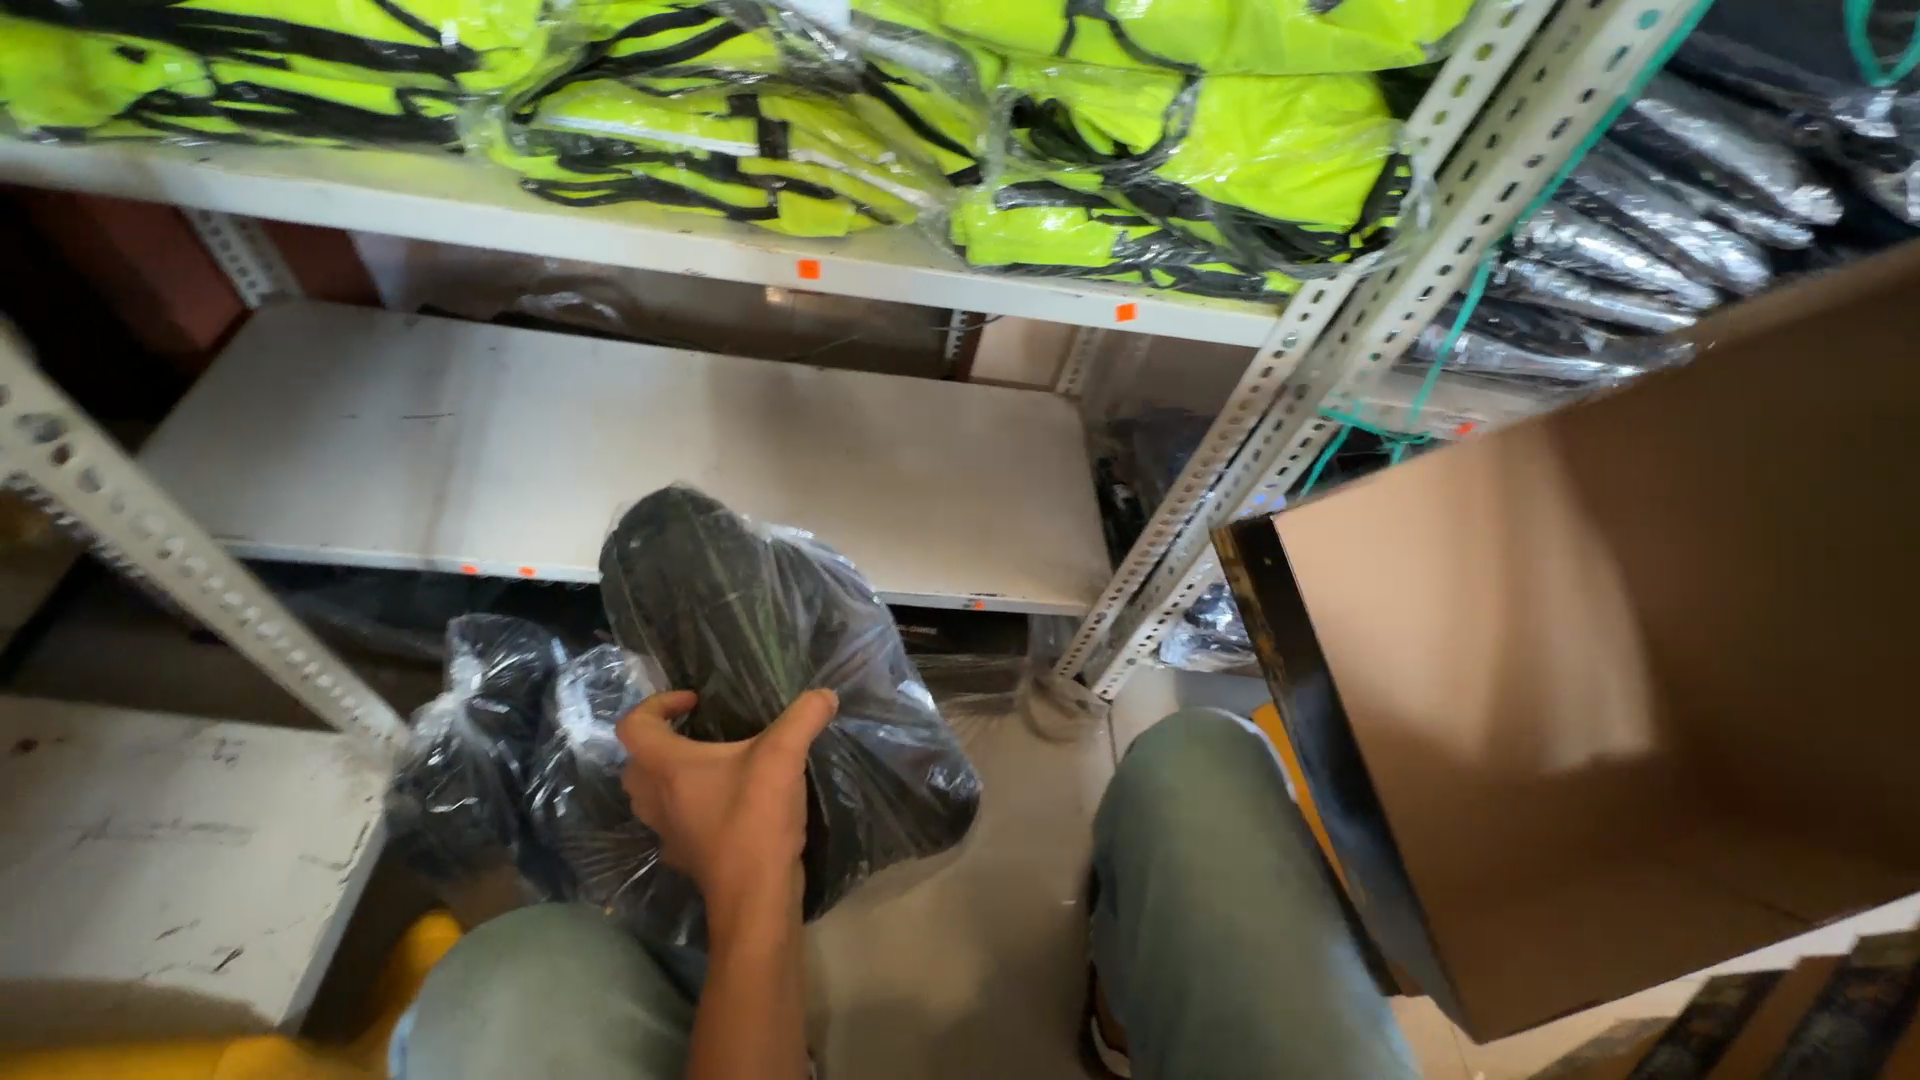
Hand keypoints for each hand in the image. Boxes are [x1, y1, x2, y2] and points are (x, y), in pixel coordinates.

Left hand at [617, 688, 838, 925]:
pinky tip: (723, 804)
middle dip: (661, 741)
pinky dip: (687, 807)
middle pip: (635, 761)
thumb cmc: (756, 818)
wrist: (754, 894)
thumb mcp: (784, 756)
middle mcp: (655, 798)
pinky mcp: (684, 854)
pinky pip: (672, 821)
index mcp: (667, 767)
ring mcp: (666, 831)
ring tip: (711, 765)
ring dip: (669, 775)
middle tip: (697, 732)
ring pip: (648, 794)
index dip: (657, 704)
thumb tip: (825, 694)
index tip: (695, 702)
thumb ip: (804, 717)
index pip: (633, 725)